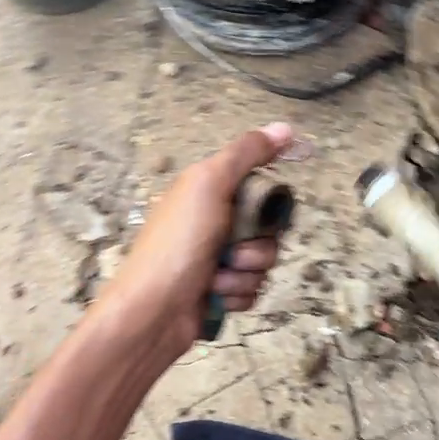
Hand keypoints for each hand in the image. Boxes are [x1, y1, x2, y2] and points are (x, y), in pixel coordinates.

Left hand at [103, 122, 293, 351]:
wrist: (152, 312)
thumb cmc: (178, 243)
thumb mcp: (209, 184)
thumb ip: (246, 154)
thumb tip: (285, 127)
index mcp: (208, 192)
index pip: (261, 191)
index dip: (268, 205)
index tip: (264, 214)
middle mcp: (214, 222)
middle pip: (268, 230)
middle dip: (257, 247)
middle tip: (233, 253)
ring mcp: (217, 260)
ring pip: (263, 263)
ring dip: (245, 275)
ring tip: (216, 280)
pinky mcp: (220, 293)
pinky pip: (253, 290)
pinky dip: (238, 295)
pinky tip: (216, 298)